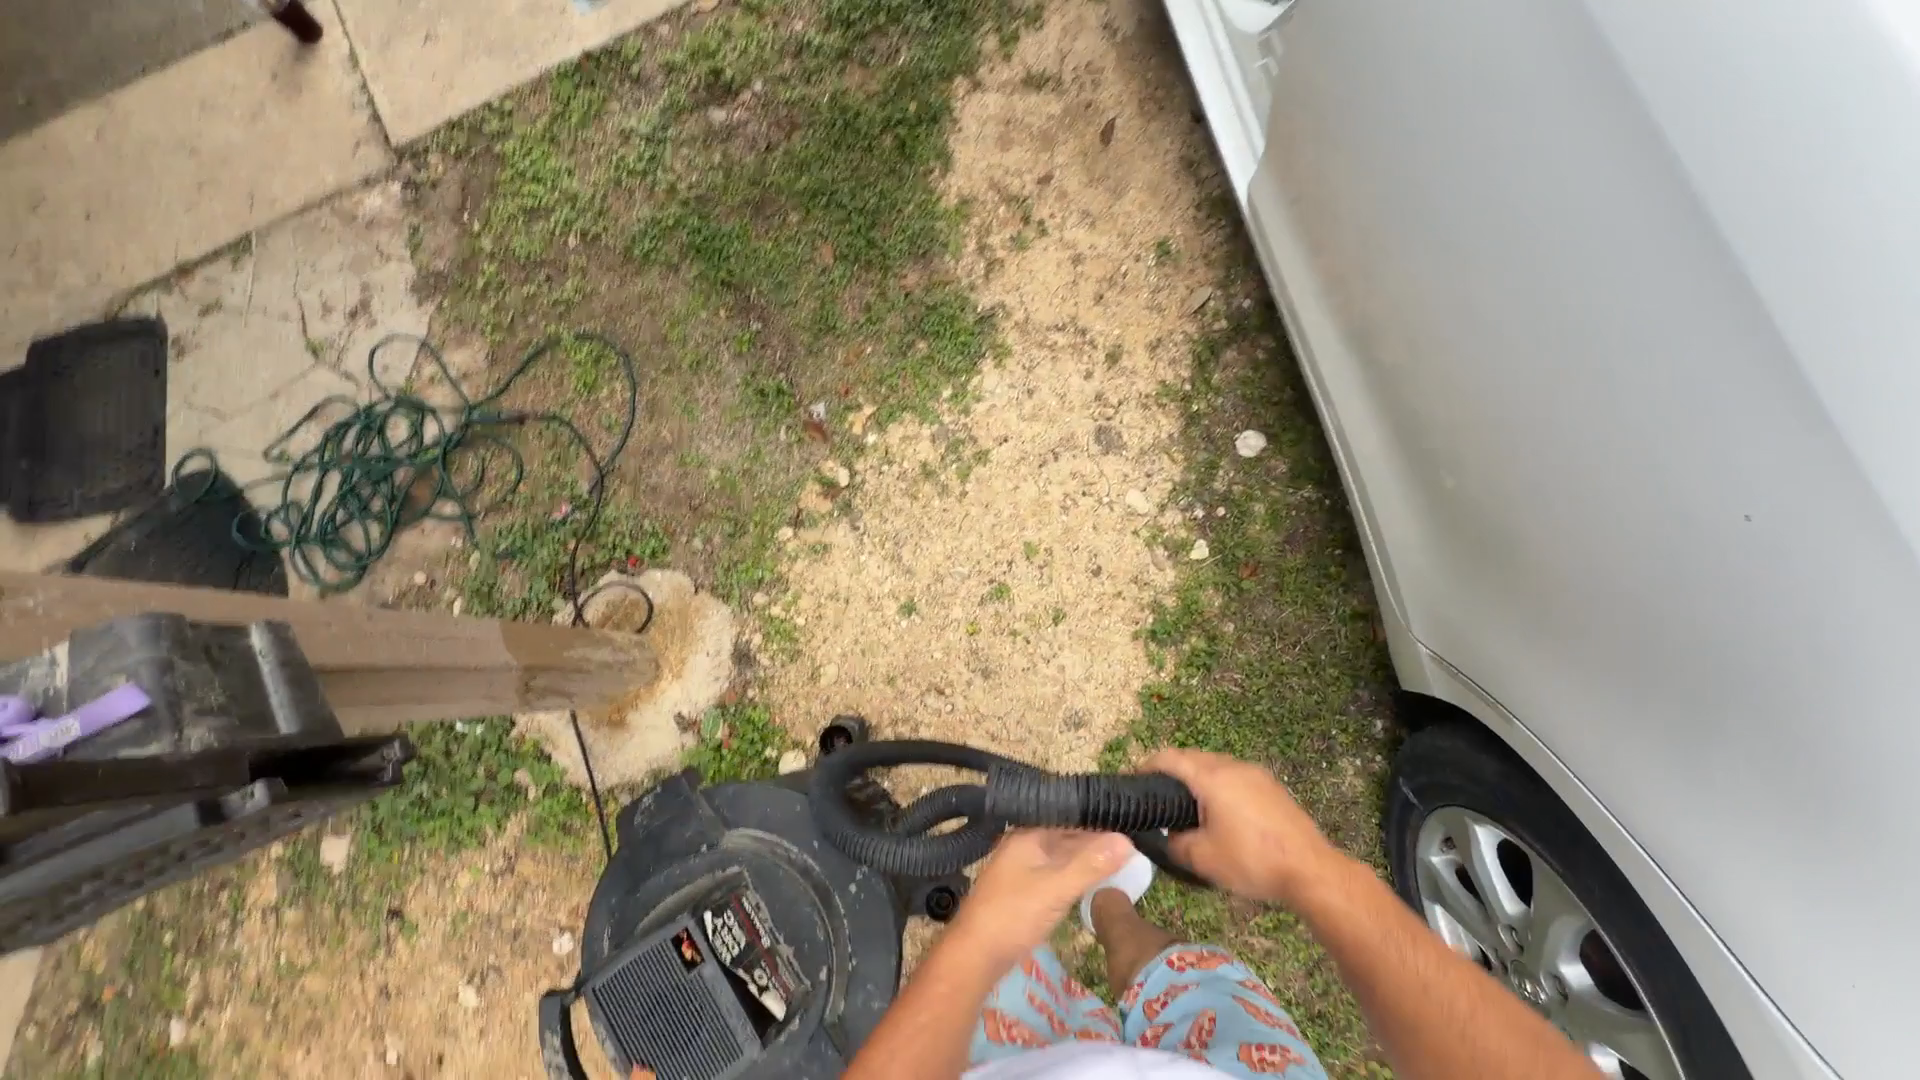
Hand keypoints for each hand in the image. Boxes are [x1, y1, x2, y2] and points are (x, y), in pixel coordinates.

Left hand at [949, 829, 1134, 964]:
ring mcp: (1021, 870)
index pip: (1070, 820)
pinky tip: (1089, 885)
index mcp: (1028, 836)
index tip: (1128, 829)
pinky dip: (1073, 878)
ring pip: (1060, 859)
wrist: (975, 955)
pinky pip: (1054, 877)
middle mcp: (1023, 847)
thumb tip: (1126, 840)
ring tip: (1119, 865)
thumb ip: (1090, 865)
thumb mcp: (1057, 888)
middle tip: (1131, 850)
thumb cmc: (1014, 915)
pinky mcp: (1022, 892)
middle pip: (1065, 839)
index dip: (1098, 825)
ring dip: (1085, 862)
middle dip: (1094, 844)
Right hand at [1146, 749, 1346, 905]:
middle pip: (1192, 757)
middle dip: (1172, 770)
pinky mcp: (1272, 786)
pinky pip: (1235, 775)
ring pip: (1216, 764)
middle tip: (1158, 796)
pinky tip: (1220, 811)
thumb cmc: (1252, 861)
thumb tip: (1164, 835)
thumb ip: (1174, 843)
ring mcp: (1256, 774)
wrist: (1311, 871)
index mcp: (1211, 778)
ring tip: (1188, 804)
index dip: (1147, 765)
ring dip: (1197, 776)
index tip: (1134, 780)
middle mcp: (1232, 766)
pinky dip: (1219, 784)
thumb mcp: (1202, 859)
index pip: (1169, 758)